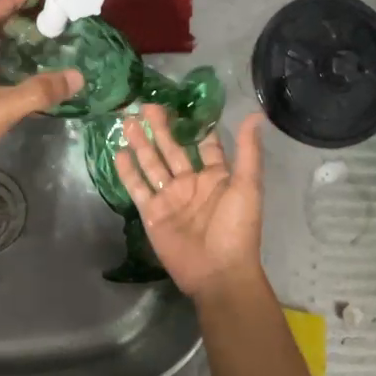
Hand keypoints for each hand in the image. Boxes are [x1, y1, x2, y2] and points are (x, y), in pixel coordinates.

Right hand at [115, 107, 267, 301]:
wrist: (217, 272)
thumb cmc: (237, 228)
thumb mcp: (248, 187)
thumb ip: (248, 152)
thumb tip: (255, 115)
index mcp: (216, 176)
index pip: (205, 145)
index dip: (195, 125)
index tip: (184, 103)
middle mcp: (190, 183)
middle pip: (172, 150)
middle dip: (160, 128)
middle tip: (146, 105)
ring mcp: (169, 198)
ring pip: (152, 164)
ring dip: (141, 143)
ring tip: (128, 121)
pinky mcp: (152, 213)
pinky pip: (138, 188)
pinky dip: (128, 171)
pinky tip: (119, 152)